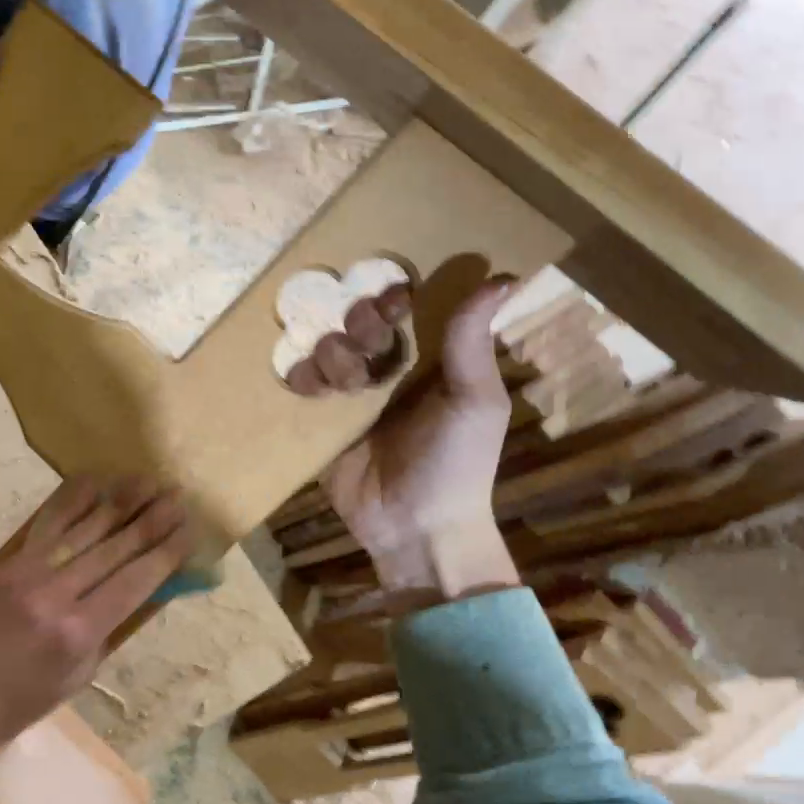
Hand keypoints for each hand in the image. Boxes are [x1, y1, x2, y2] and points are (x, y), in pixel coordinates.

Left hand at [0, 478, 192, 778]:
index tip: (190, 528)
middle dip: (150, 520)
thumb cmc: (31, 697)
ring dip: (119, 502)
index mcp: (81, 630)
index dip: (166, 552)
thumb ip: (115, 624)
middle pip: (114, 548)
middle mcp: (57, 594)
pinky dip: (72, 502)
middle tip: (178, 494)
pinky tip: (95, 482)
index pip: (135, 580)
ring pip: (83, 529)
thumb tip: (148, 585)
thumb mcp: (85, 671)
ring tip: (147, 480)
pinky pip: (47, 526)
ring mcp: (29, 574)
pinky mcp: (10, 564)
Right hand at [285, 278, 521, 601]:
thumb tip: (504, 277)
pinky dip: (299, 379)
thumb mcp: (475, 400)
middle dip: (357, 325)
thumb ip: (472, 343)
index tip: (391, 301)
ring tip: (343, 382)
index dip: (393, 299)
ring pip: (327, 351)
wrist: (415, 525)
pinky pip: (301, 389)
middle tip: (366, 345)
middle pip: (358, 326)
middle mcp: (388, 374)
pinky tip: (308, 389)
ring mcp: (351, 400)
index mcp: (429, 363)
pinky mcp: (321, 425)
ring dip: (330, 354)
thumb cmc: (456, 462)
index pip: (405, 314)